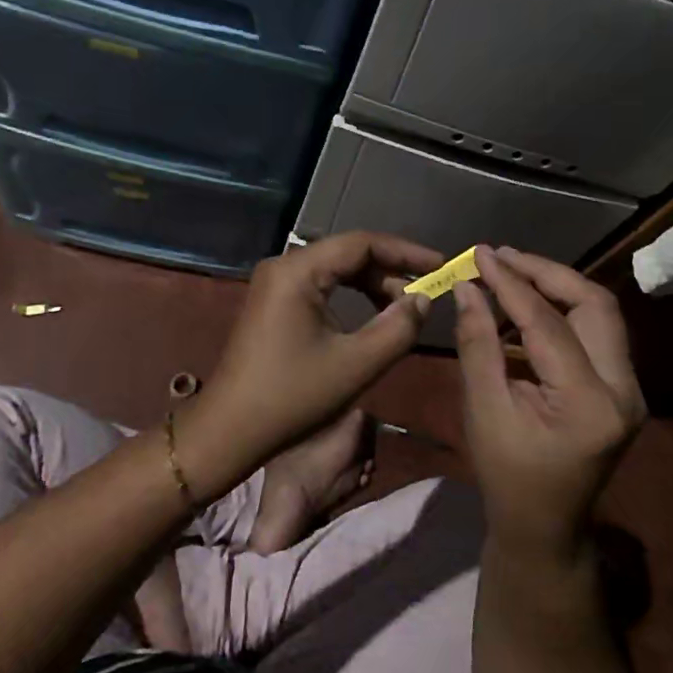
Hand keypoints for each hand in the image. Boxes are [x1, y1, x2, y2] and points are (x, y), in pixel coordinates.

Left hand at [179, 232, 440, 493]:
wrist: (231, 429)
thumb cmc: (293, 397)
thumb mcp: (356, 365)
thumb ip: (398, 327)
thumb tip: (423, 300)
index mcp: (298, 270)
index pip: (361, 243)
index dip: (405, 252)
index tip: (440, 265)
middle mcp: (284, 266)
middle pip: (348, 253)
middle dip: (389, 270)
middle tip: (425, 294)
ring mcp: (275, 283)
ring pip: (335, 269)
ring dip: (371, 284)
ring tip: (404, 307)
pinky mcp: (273, 301)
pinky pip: (320, 285)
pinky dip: (350, 296)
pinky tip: (372, 315)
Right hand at [454, 246, 645, 558]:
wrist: (544, 526)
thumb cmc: (507, 473)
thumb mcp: (483, 408)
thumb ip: (477, 343)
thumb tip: (466, 288)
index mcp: (590, 403)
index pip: (550, 323)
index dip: (511, 284)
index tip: (480, 254)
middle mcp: (624, 389)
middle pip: (594, 305)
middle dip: (546, 273)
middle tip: (502, 257)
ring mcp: (629, 388)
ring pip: (600, 313)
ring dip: (556, 287)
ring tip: (509, 271)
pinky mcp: (621, 387)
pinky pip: (595, 332)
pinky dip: (560, 310)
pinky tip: (524, 304)